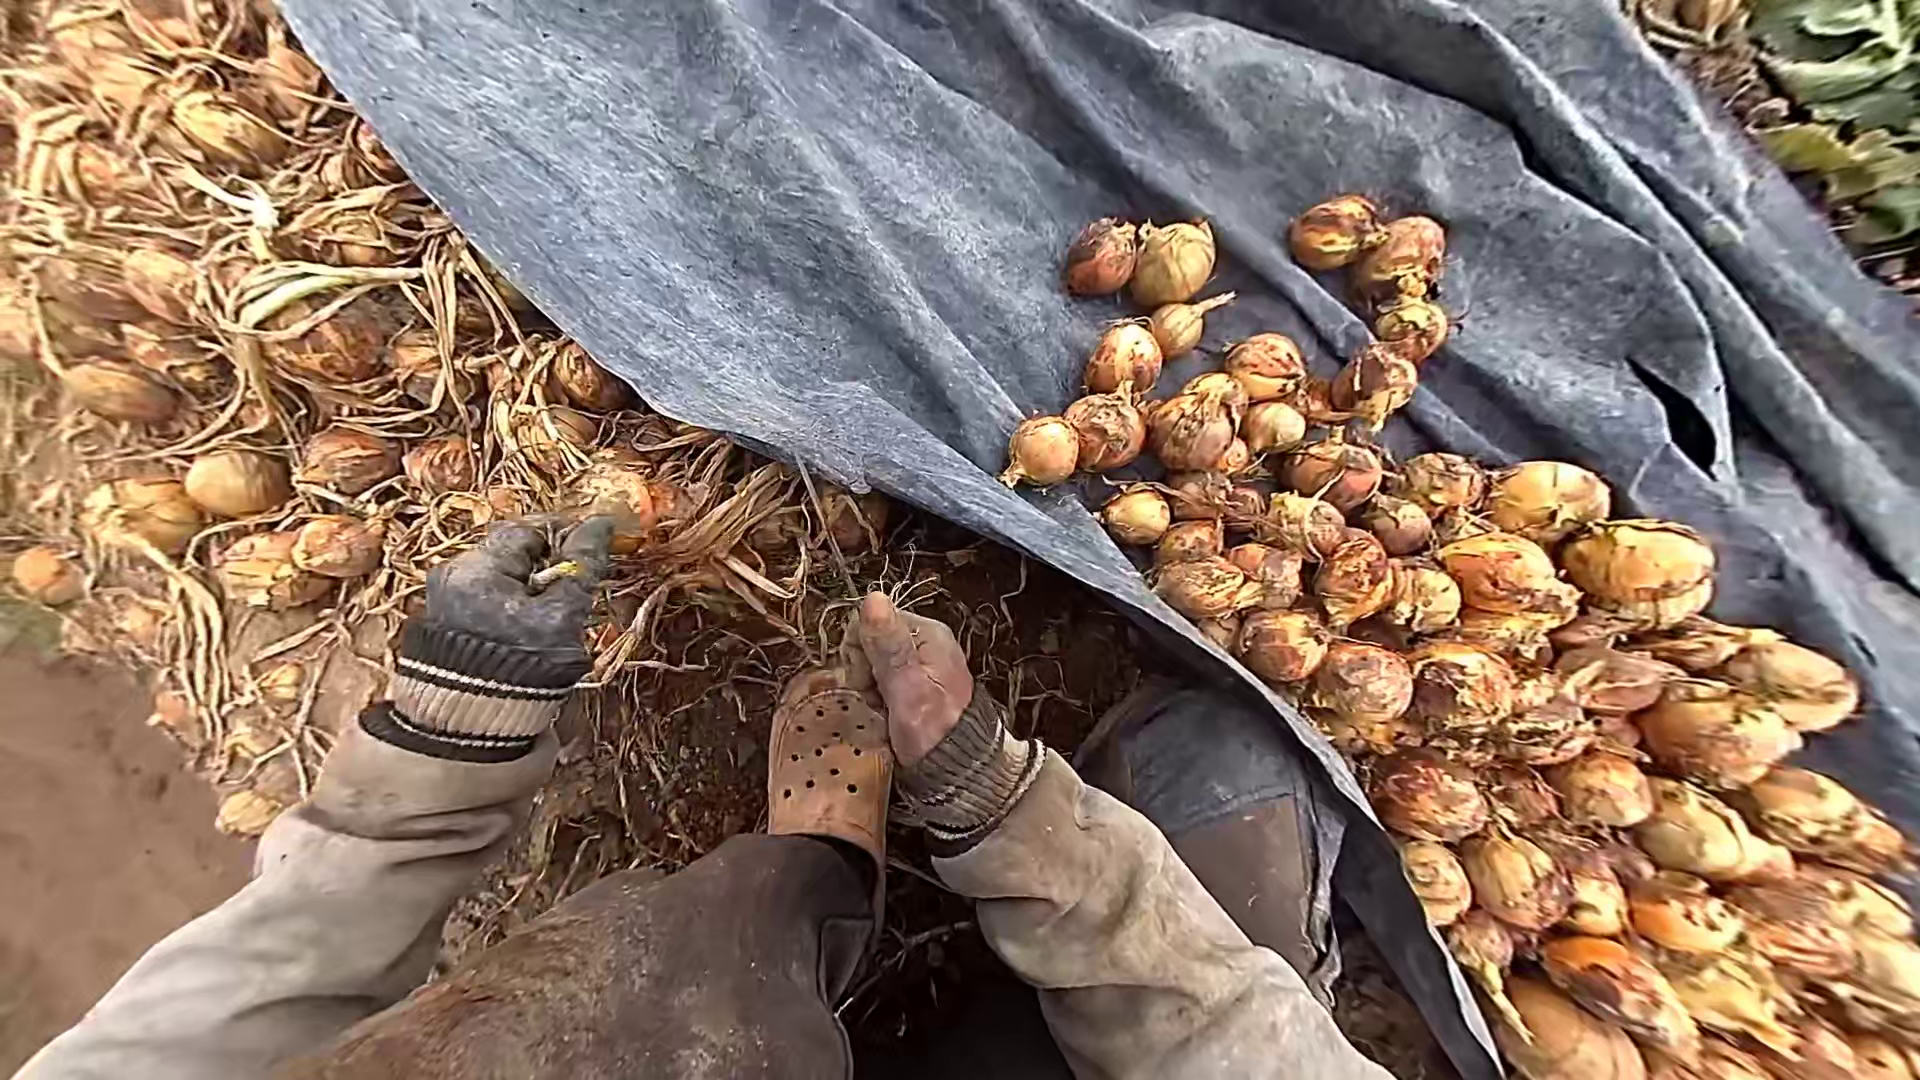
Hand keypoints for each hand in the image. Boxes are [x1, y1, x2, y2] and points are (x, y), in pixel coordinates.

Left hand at [423, 517, 613, 655]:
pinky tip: (541, 615)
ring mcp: (448, 597)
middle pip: (515, 549)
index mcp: (477, 568)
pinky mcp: (450, 619)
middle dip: (553, 557)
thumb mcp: (565, 610)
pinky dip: (522, 595)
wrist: (474, 721)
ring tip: (567, 599)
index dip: (567, 531)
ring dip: (540, 578)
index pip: (528, 528)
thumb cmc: (527, 660)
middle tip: (585, 574)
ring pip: (506, 571)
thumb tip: (601, 524)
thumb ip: (583, 564)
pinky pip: (494, 592)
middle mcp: (454, 574)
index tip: (597, 542)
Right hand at [852, 592, 972, 766]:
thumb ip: (889, 646)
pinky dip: (878, 699)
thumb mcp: (907, 688)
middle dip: (863, 672)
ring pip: (872, 664)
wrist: (958, 773)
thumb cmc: (933, 732)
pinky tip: (886, 715)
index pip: (870, 620)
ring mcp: (921, 664)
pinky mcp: (916, 685)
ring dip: (870, 689)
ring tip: (884, 711)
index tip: (866, 680)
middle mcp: (925, 642)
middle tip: (877, 698)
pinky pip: (882, 682)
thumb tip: (874, 598)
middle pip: (870, 642)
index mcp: (927, 633)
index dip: (858, 650)